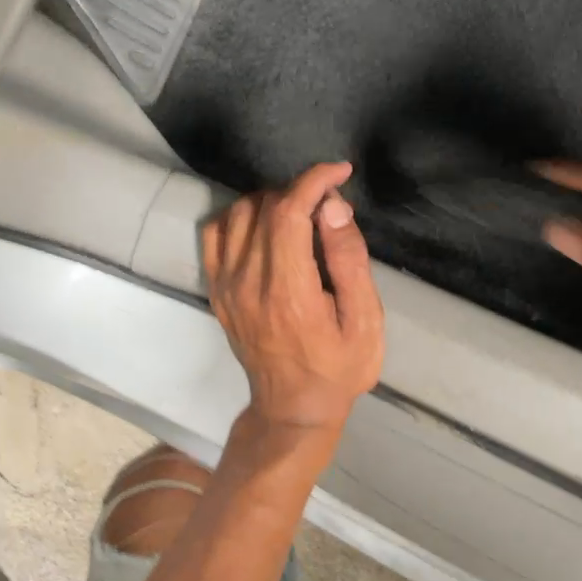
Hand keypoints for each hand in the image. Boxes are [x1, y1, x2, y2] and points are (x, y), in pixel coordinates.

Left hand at [202, 162, 385, 430]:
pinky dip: (240, 216)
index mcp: (288, 290)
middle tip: (329, 204)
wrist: (293, 408)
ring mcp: (226, 285)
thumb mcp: (365, 321)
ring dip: (272, 199)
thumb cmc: (339, 368)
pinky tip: (266, 226)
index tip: (339, 172)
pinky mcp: (216, 289)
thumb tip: (332, 207)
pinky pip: (216, 232)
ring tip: (302, 214)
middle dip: (300, 189)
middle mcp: (248, 282)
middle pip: (264, 206)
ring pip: (238, 213)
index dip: (314, 180)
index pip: (289, 211)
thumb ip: (349, 260)